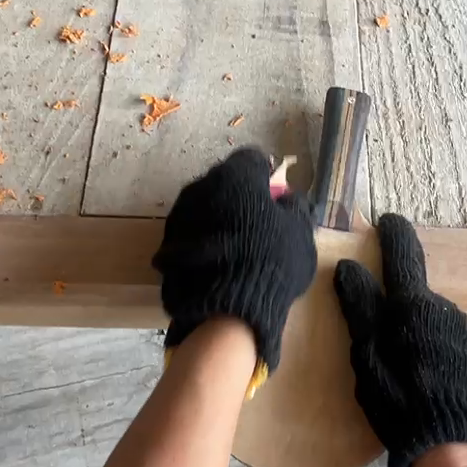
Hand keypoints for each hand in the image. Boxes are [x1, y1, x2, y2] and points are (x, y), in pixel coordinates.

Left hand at [151, 149, 316, 372]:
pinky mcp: (166, 244)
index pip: (253, 160)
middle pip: (225, 183)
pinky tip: (217, 265)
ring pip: (204, 208)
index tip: (274, 197)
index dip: (266, 177)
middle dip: (240, 197)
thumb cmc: (271, 260)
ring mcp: (180, 215)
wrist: (225, 307)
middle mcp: (202, 185)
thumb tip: (287, 199)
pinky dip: (203, 242)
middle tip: (256, 224)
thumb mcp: (300, 232)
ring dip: (218, 220)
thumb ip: (294, 207)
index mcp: (237, 175)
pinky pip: (191, 234)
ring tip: (235, 249)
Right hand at [334, 213, 466, 466]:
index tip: (389, 220)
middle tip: (381, 328)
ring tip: (404, 367)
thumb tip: (349, 267)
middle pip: (416, 297)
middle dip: (400, 303)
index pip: (402, 257)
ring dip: (420, 333)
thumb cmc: (402, 398)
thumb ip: (360, 309)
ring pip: (435, 324)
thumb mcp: (368, 355)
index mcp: (413, 305)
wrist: (460, 447)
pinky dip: (437, 354)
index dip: (393, 235)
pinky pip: (451, 347)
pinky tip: (429, 382)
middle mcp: (446, 311)